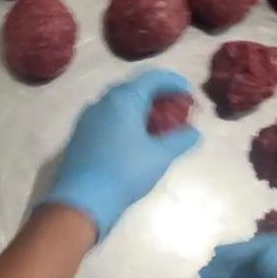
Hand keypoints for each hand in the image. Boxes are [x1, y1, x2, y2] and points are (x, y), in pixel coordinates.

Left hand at [41, 69, 199, 238]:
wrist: (83, 199)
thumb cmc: (125, 172)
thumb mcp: (160, 156)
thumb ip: (181, 140)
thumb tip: (196, 133)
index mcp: (123, 99)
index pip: (153, 78)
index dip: (175, 83)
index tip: (190, 95)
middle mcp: (102, 101)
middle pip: (135, 89)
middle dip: (159, 97)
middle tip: (176, 111)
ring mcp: (88, 118)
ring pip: (120, 104)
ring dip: (141, 110)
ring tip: (158, 126)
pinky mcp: (80, 135)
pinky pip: (108, 118)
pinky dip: (126, 121)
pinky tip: (135, 139)